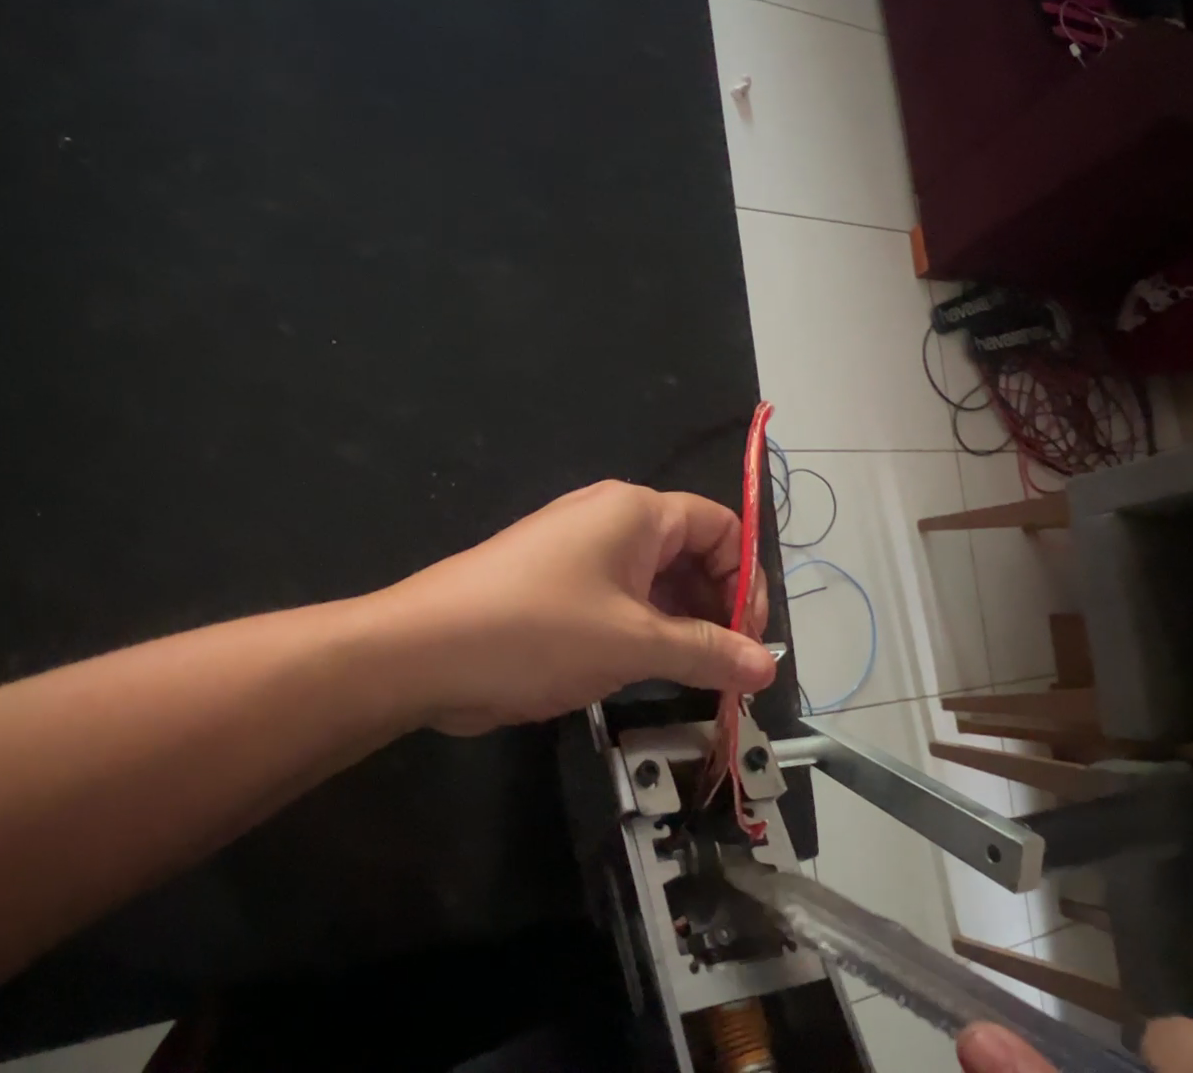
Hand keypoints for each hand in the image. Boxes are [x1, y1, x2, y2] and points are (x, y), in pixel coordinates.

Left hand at [380, 480, 776, 734]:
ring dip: (681, 628)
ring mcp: (577, 556)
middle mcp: (610, 522)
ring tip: (697, 680)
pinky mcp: (554, 590)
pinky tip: (651, 676)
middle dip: (716, 609)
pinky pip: (618, 604)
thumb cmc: (539, 632)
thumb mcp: (634, 644)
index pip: (720, 527)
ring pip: (654, 585)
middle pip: (690, 555)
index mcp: (636, 512)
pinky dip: (643, 635)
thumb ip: (707, 652)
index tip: (752, 640)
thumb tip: (767, 665)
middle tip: (729, 670)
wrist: (425, 652)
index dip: (747, 579)